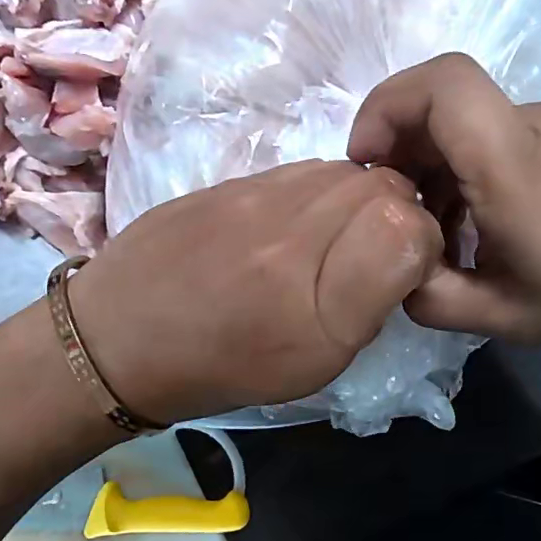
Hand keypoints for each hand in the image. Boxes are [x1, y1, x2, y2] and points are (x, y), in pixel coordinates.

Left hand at [65, 160, 441, 422]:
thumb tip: (403, 250)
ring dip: (357, 203)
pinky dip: (317, 196)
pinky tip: (292, 229)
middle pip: (386, 186)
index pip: (410, 225)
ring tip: (331, 243)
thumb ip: (370, 301)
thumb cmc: (224, 368)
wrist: (119, 340)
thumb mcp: (315, 363)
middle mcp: (291, 224)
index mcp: (316, 288)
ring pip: (346, 172)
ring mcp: (257, 190)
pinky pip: (301, 172)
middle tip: (370, 258)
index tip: (402, 275)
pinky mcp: (231, 179)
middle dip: (397, 218)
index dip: (422, 247)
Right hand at [348, 53, 540, 344]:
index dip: (384, 108)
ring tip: (438, 241)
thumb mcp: (508, 316)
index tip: (366, 165)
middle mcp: (529, 124)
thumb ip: (433, 299)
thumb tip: (395, 274)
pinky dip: (467, 175)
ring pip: (466, 124)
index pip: (438, 83)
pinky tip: (478, 233)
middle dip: (399, 150)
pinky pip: (496, 140)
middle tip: (393, 217)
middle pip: (441, 99)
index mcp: (509, 160)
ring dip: (434, 170)